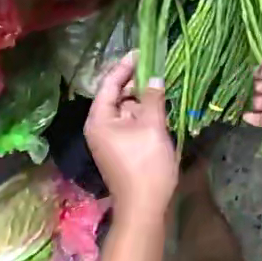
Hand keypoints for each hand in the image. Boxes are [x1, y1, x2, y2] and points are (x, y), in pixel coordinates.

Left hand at [85, 51, 176, 216]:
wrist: (144, 207)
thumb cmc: (145, 165)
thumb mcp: (152, 127)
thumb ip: (153, 98)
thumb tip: (155, 78)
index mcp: (99, 119)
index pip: (109, 83)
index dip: (125, 66)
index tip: (142, 52)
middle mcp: (99, 127)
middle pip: (117, 96)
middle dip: (136, 83)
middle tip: (158, 69)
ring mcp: (110, 140)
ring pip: (126, 111)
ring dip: (143, 100)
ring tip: (163, 87)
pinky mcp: (122, 150)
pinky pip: (131, 125)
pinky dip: (144, 115)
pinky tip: (160, 110)